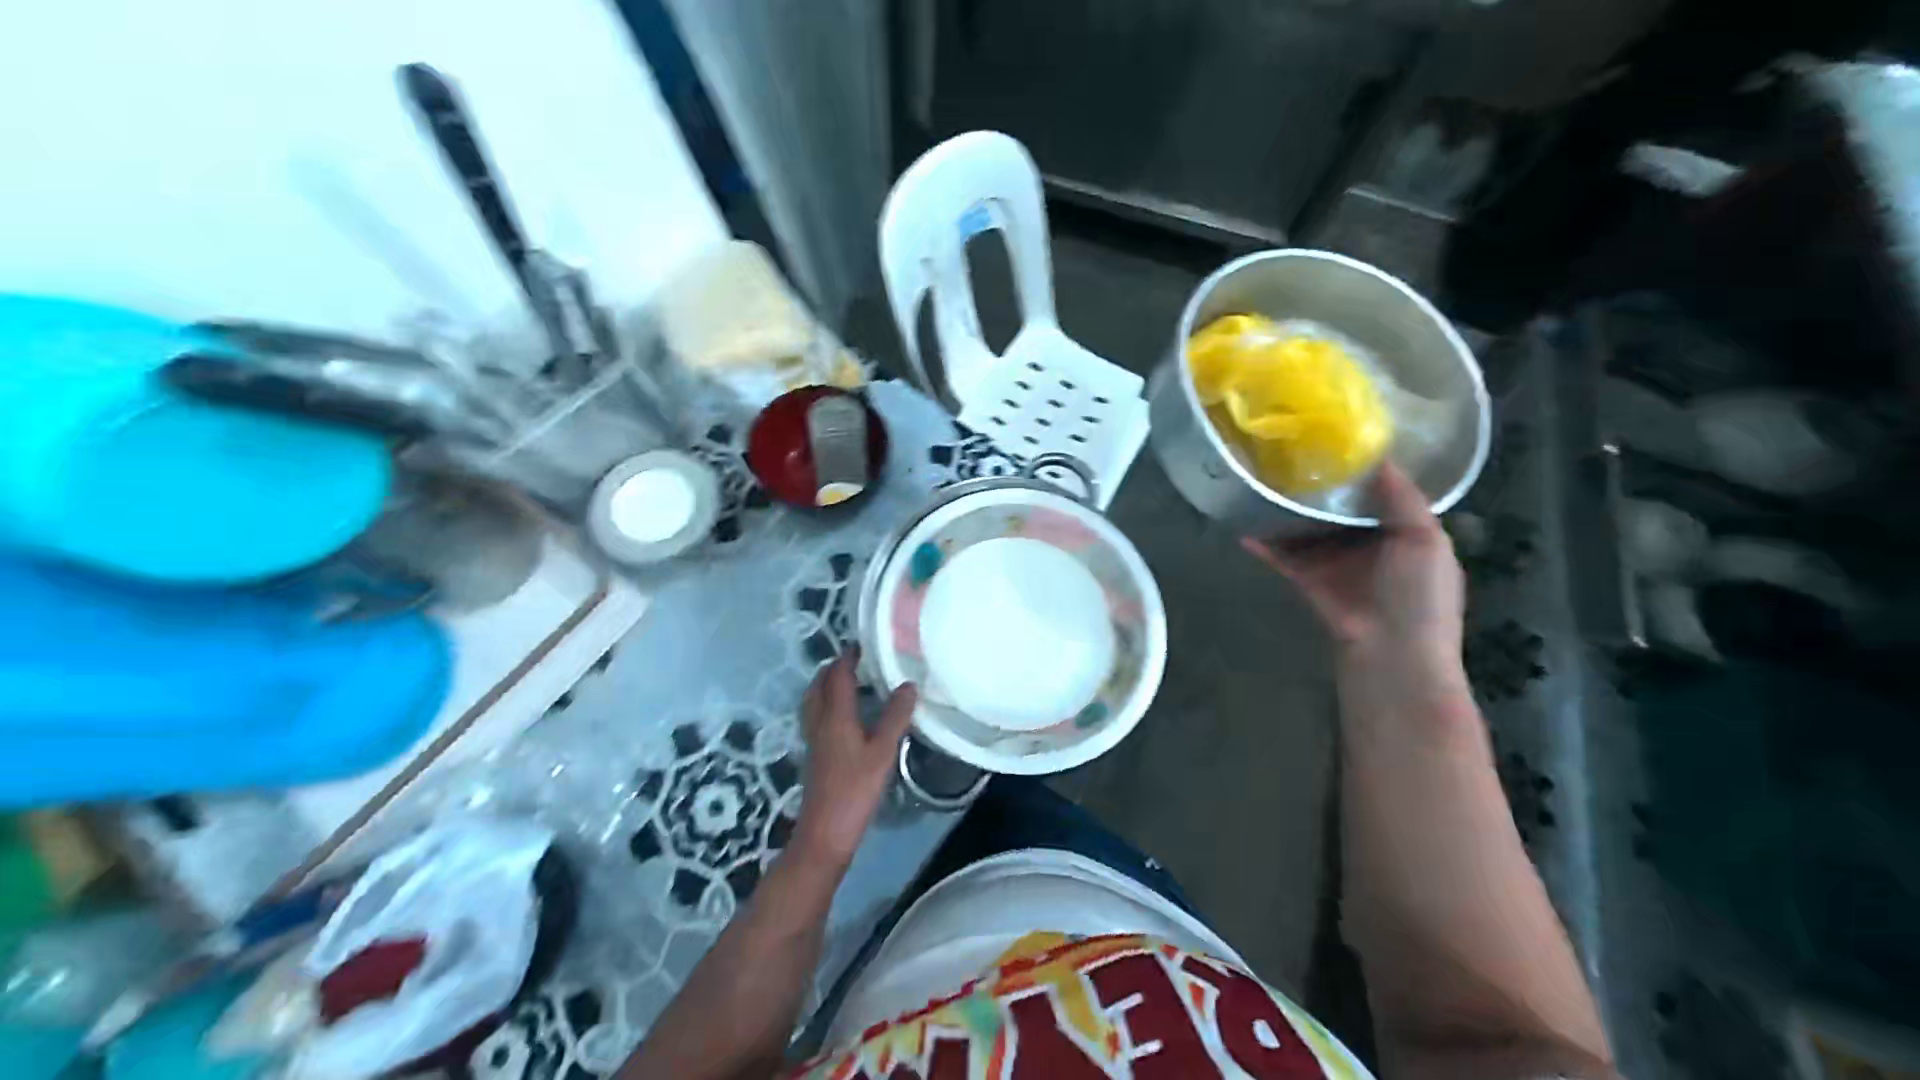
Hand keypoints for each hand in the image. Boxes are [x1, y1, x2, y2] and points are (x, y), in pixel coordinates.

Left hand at [792, 650, 916, 866]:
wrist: (825, 832)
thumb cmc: (855, 789)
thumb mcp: (882, 752)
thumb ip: (895, 717)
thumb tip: (908, 684)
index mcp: (834, 715)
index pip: (837, 675)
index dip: (848, 656)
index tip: (864, 643)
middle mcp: (819, 721)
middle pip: (819, 684)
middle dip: (835, 667)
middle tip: (859, 660)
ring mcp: (814, 738)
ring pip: (815, 700)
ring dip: (829, 685)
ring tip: (853, 682)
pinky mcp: (815, 753)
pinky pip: (817, 715)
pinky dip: (829, 704)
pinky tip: (847, 715)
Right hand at [1241, 463, 1463, 665]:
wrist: (1392, 652)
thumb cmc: (1419, 594)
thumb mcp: (1426, 539)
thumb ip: (1403, 499)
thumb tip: (1379, 457)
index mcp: (1402, 533)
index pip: (1379, 494)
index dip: (1362, 470)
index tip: (1338, 438)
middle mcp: (1366, 545)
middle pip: (1337, 509)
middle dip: (1318, 487)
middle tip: (1291, 453)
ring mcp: (1334, 563)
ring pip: (1307, 529)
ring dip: (1288, 511)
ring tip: (1263, 480)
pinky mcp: (1307, 580)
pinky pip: (1283, 557)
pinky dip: (1264, 544)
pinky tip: (1244, 525)